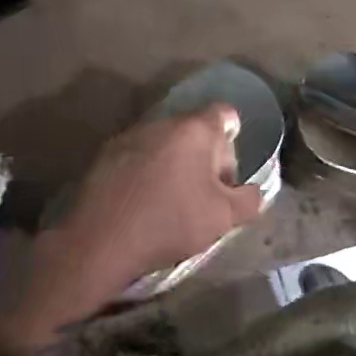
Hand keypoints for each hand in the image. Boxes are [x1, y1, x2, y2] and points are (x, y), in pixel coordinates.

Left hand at [0, 106, 261, 351]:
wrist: (101, 241)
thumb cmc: (171, 222)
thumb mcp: (223, 218)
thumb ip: (249, 200)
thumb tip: (254, 191)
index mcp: (194, 130)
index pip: (224, 114)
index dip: (232, 141)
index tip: (226, 175)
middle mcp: (162, 122)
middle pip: (194, 130)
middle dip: (204, 157)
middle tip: (204, 195)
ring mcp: (130, 136)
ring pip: (164, 143)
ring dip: (174, 164)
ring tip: (171, 201)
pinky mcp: (105, 154)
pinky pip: (138, 156)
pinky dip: (146, 172)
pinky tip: (142, 203)